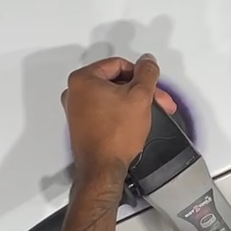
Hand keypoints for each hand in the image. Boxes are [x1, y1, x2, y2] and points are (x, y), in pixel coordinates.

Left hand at [62, 55, 177, 183]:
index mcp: (83, 79)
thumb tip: (148, 62)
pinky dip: (121, 114)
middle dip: (139, 91)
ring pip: (112, 97)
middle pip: (115, 81)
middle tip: (156, 100)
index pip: (118, 64)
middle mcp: (74, 92)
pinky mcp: (83, 126)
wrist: (103, 168)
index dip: (140, 74)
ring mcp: (77, 110)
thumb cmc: (113, 136)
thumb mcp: (140, 96)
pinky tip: (133, 124)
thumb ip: (147, 73)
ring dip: (132, 103)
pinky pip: (106, 111)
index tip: (151, 84)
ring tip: (146, 113)